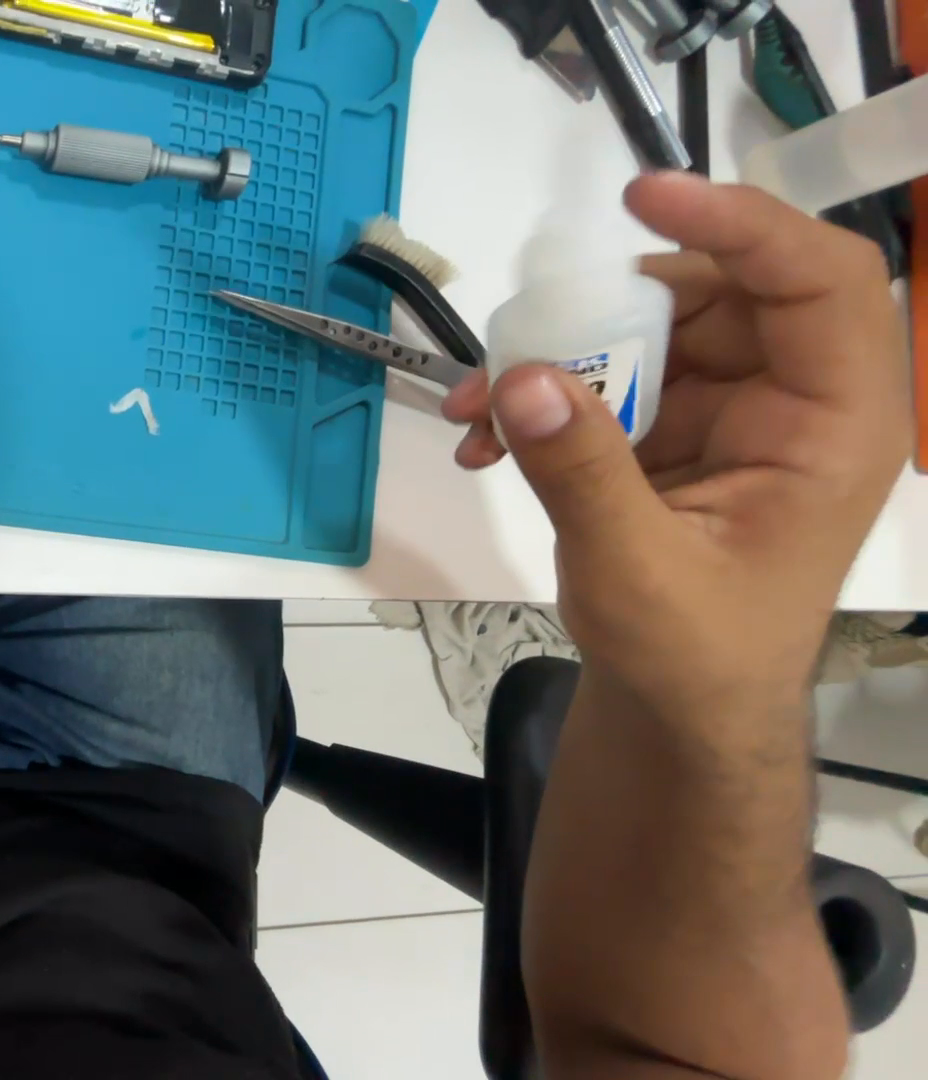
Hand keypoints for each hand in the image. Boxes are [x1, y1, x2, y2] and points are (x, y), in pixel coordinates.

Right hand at [442, 173, 908, 722]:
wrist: (674, 697)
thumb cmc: (688, 644)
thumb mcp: (633, 562)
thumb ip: (581, 470)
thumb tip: (520, 378)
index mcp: (829, 424)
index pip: (815, 286)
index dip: (741, 227)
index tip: (642, 201)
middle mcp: (780, 404)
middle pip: (701, 308)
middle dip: (593, 322)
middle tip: (506, 351)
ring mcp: (715, 421)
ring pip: (634, 349)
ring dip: (544, 371)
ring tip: (469, 413)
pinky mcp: (658, 442)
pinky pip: (595, 396)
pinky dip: (533, 412)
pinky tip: (481, 448)